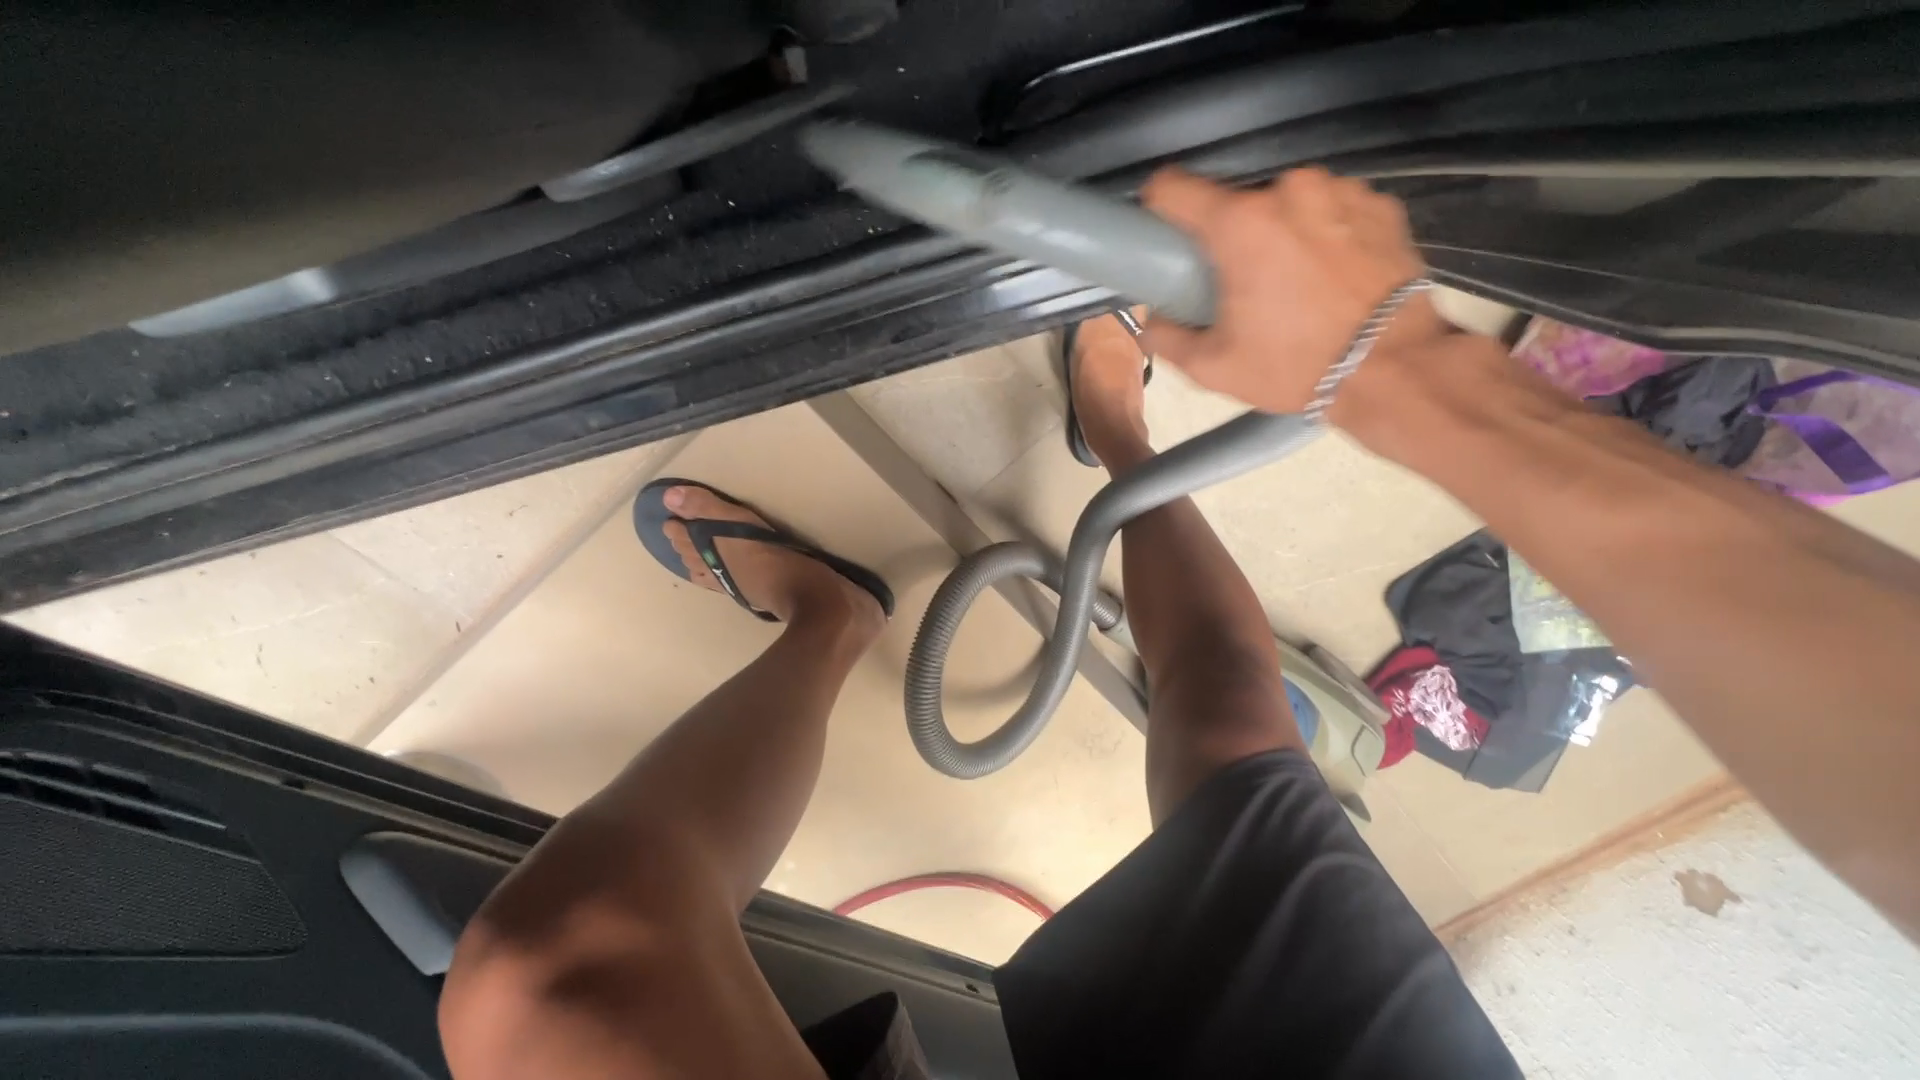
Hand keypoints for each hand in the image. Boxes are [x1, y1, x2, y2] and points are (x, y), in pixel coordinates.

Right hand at [1138, 167, 1443, 415]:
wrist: (1397, 368)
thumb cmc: (1296, 366)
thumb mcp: (1212, 368)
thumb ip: (1165, 337)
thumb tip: (1153, 318)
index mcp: (1240, 223)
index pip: (1172, 187)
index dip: (1159, 211)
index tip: (1167, 241)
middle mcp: (1289, 189)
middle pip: (1235, 201)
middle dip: (1230, 236)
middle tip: (1240, 283)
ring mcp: (1342, 190)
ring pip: (1287, 204)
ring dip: (1280, 232)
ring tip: (1295, 282)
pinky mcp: (1381, 202)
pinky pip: (1333, 209)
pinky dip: (1325, 234)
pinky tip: (1334, 275)